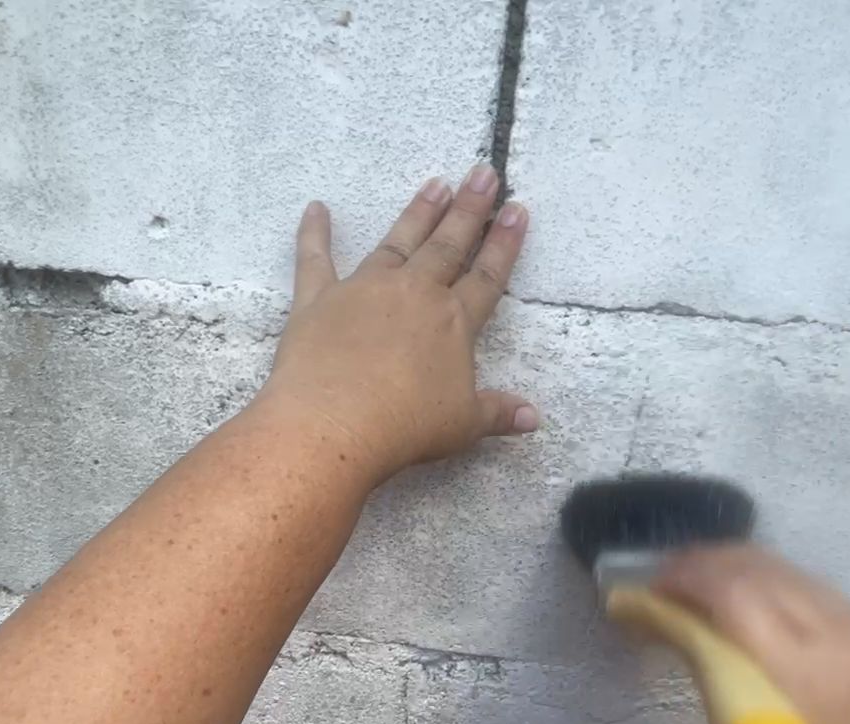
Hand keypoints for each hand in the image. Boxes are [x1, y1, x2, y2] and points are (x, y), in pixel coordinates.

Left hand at [253, 164, 538, 480]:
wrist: (336, 423)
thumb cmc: (406, 426)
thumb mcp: (463, 424)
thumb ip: (498, 413)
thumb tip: (535, 418)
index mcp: (453, 322)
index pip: (487, 276)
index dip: (505, 244)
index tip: (517, 209)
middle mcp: (413, 294)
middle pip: (447, 245)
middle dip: (468, 209)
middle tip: (483, 171)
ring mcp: (365, 291)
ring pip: (397, 242)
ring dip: (417, 212)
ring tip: (435, 183)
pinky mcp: (319, 299)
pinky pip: (315, 259)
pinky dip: (314, 233)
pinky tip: (316, 209)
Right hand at [653, 544, 849, 723]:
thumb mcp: (730, 721)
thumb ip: (699, 652)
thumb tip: (658, 610)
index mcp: (793, 663)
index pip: (729, 588)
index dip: (684, 575)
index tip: (652, 584)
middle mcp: (836, 630)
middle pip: (758, 566)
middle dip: (706, 563)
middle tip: (672, 578)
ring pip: (790, 571)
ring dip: (741, 570)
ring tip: (709, 587)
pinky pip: (819, 592)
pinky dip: (778, 589)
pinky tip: (760, 607)